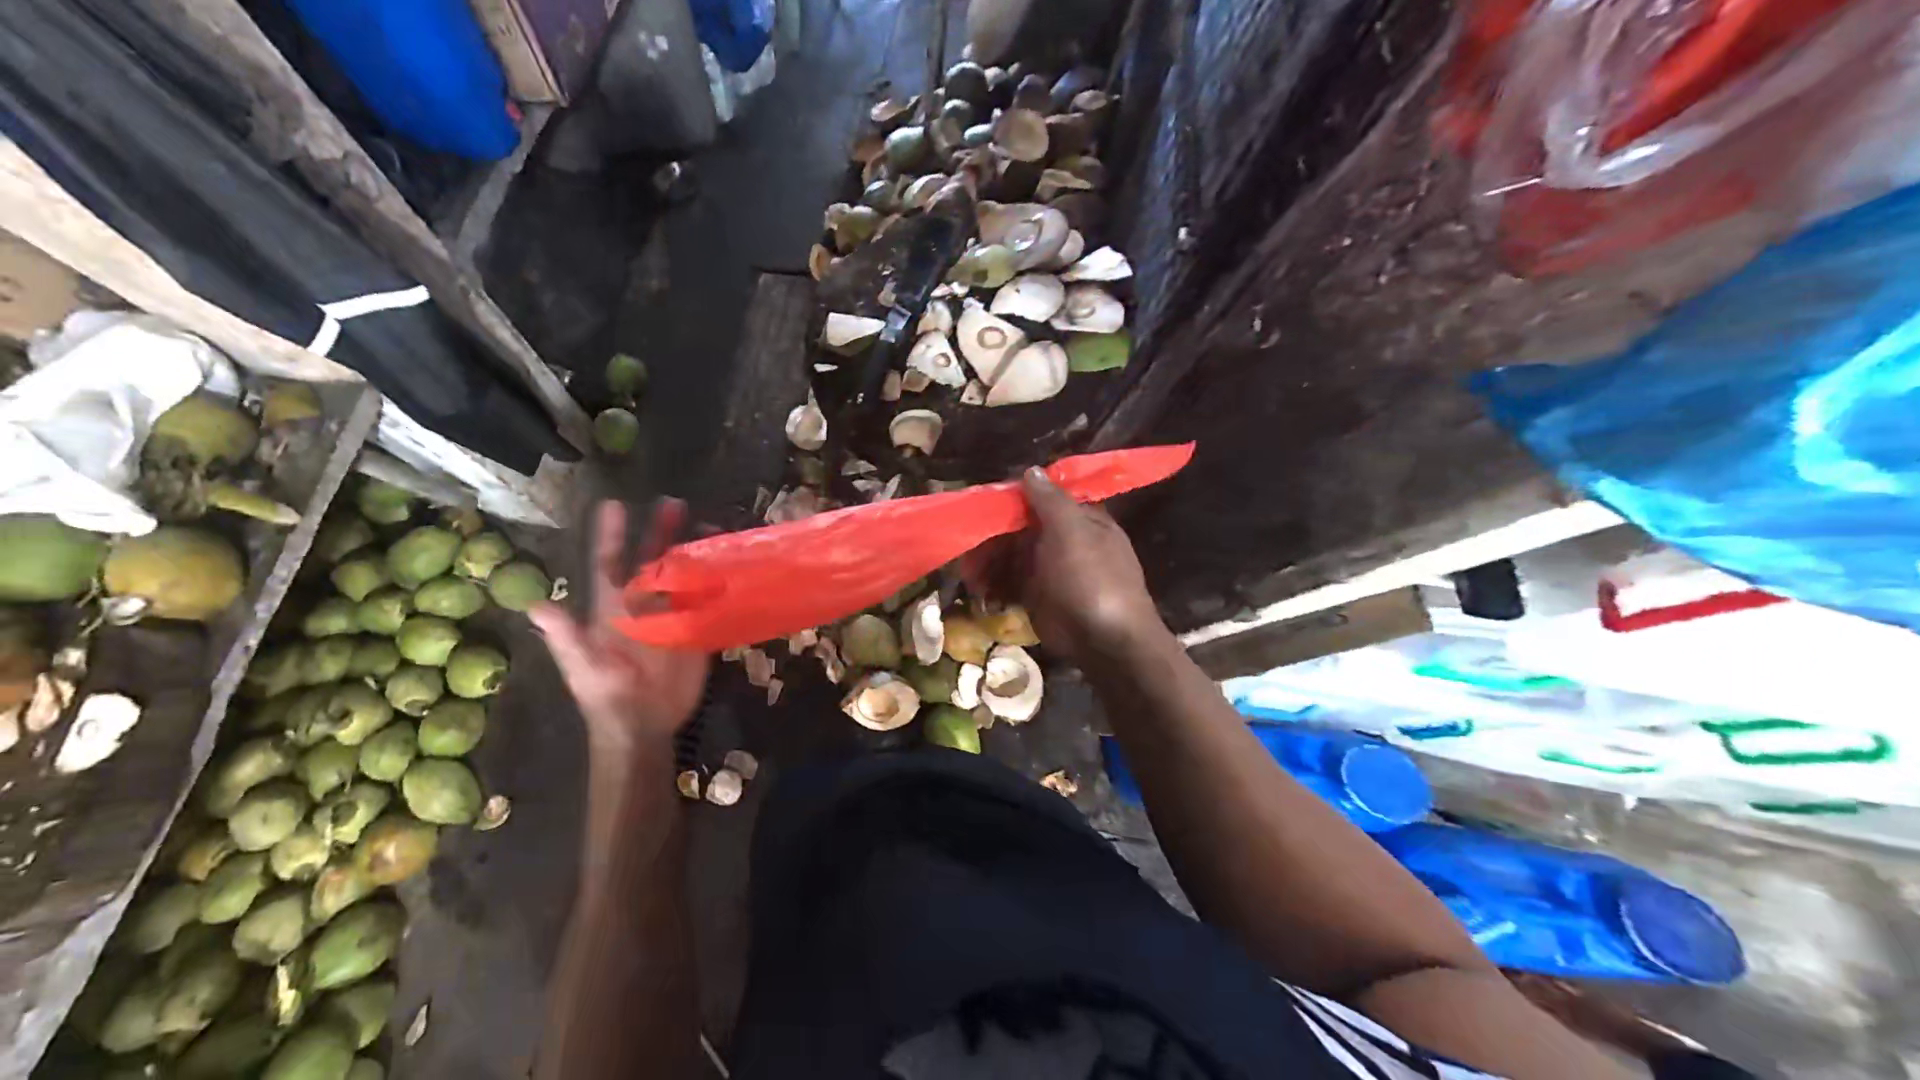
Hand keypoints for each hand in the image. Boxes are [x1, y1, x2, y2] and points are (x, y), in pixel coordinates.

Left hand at [531, 500, 709, 764]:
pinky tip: (731, 566)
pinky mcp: (694, 632)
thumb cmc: (607, 697)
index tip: (614, 504)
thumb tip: (537, 605)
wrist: (643, 727)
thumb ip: (566, 637)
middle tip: (674, 503)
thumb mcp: (584, 667)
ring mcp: (670, 617)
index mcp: (611, 609)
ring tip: (711, 527)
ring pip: (682, 576)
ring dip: (693, 552)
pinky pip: (706, 602)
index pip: (609, 565)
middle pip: (652, 562)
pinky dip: (717, 583)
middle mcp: (642, 606)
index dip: (609, 536)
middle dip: (660, 532)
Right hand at [969, 468, 1166, 664]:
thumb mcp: (1072, 531)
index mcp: (1078, 518)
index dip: (1011, 499)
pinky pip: (1009, 583)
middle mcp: (1062, 540)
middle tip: (965, 546)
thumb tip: (1031, 470)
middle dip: (990, 536)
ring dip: (986, 562)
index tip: (981, 504)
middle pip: (1018, 528)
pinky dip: (992, 585)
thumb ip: (1050, 500)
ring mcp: (1049, 570)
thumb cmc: (1091, 578)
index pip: (1040, 498)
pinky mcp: (1037, 596)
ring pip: (1010, 556)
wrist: (1106, 641)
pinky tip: (979, 591)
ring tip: (968, 575)